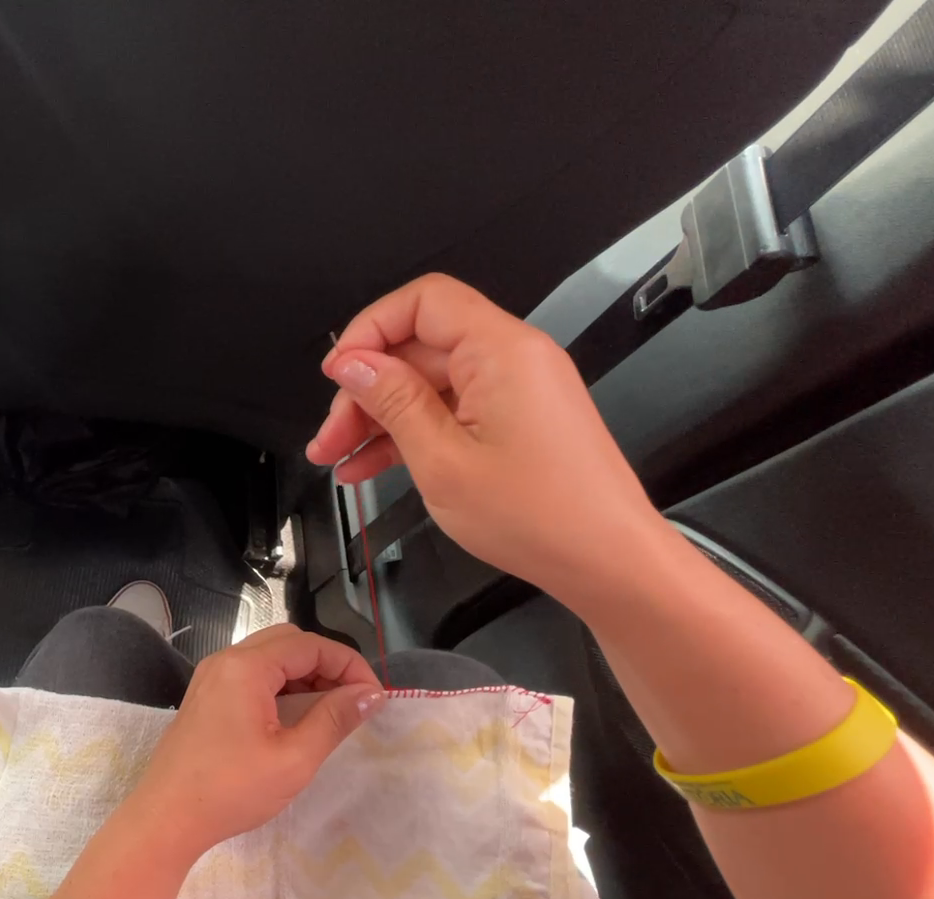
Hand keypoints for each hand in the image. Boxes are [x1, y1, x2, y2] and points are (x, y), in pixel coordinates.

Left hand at [124, 625, 384, 860]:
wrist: (167, 816)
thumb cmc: (232, 789)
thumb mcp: (294, 758)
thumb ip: (334, 720)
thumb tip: (370, 694)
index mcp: (245, 667)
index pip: (309, 645)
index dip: (348, 664)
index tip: (374, 697)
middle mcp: (225, 660)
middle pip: (287, 642)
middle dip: (327, 664)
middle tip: (353, 701)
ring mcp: (212, 676)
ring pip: (269, 656)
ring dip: (304, 674)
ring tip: (331, 711)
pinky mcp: (206, 695)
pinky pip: (251, 674)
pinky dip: (280, 685)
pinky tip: (296, 716)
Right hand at [305, 273, 669, 606]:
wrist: (604, 560)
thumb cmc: (538, 516)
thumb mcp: (441, 459)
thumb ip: (392, 402)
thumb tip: (352, 364)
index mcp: (501, 353)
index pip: (423, 302)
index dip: (370, 330)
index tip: (337, 372)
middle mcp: (510, 360)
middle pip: (415, 350)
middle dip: (363, 391)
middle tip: (329, 436)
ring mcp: (510, 391)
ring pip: (422, 385)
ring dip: (375, 419)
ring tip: (337, 457)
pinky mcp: (509, 419)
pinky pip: (444, 411)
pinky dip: (405, 434)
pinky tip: (366, 466)